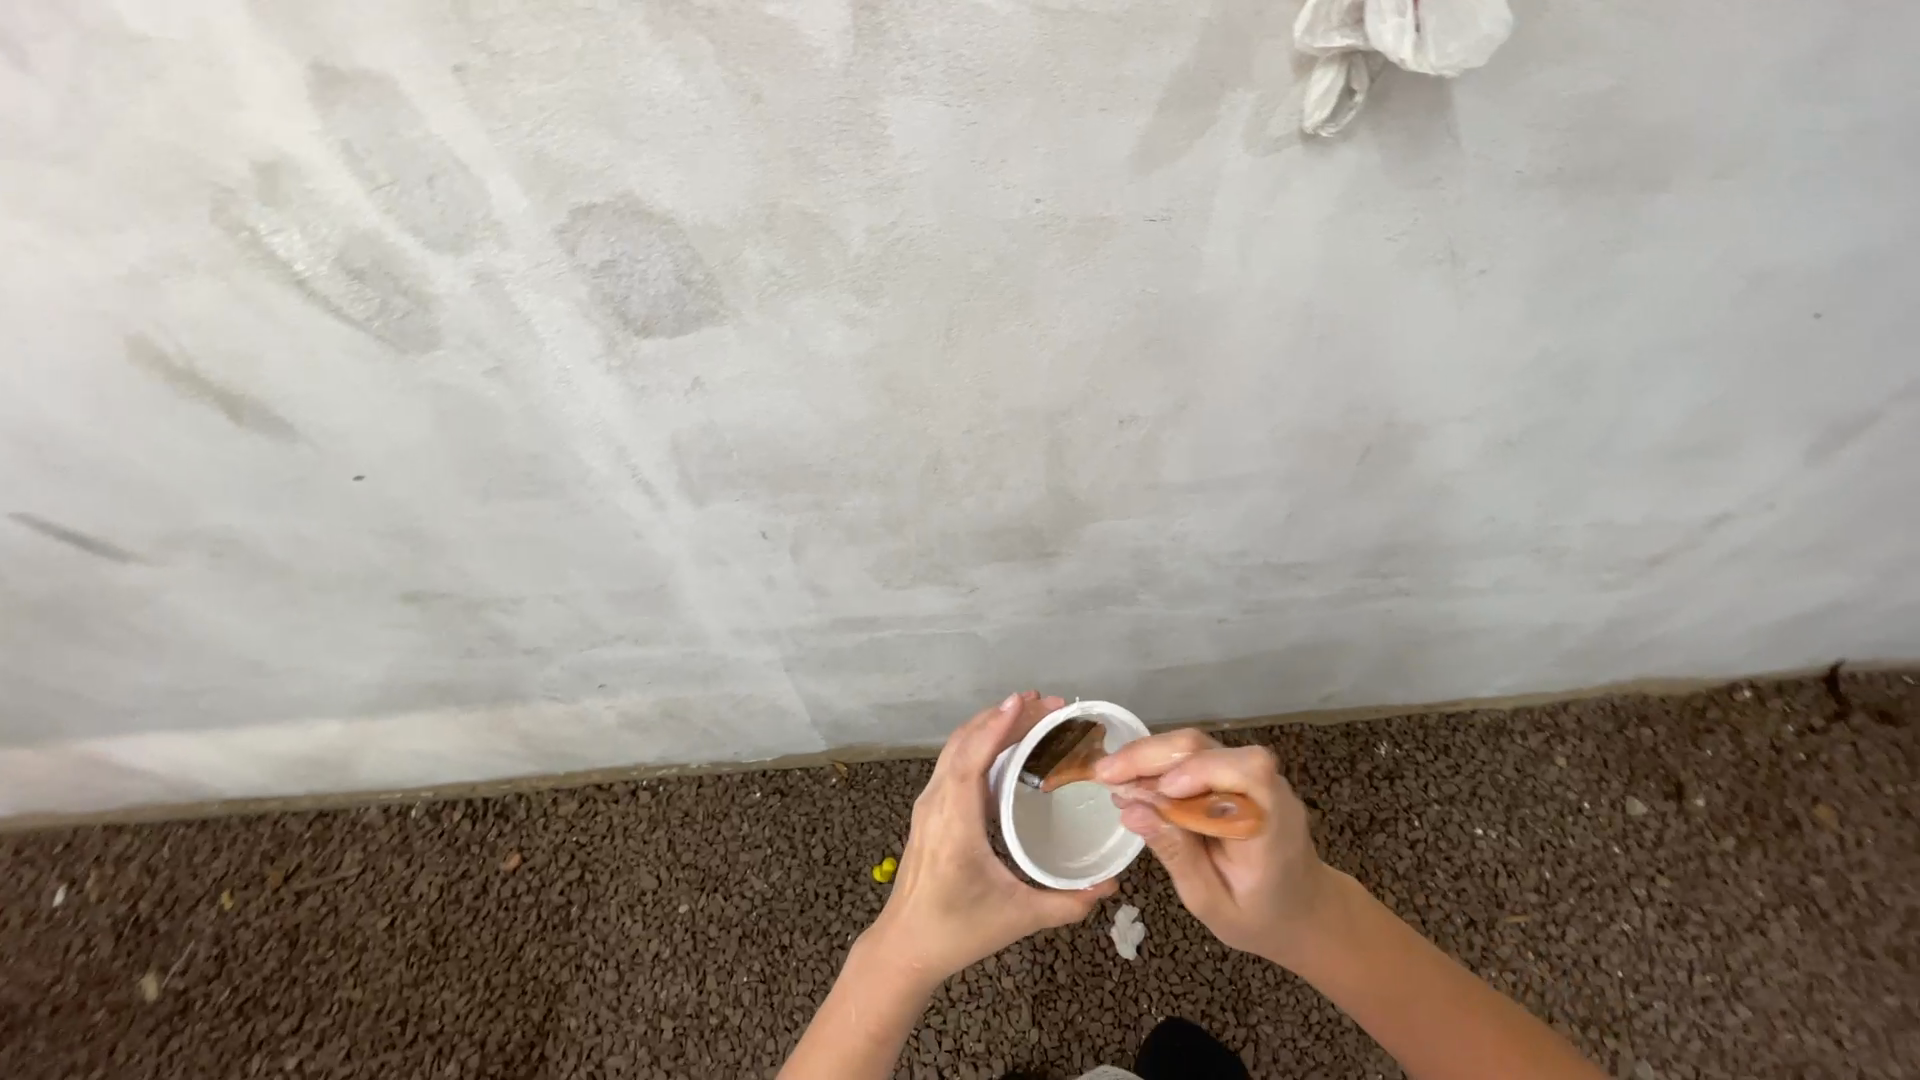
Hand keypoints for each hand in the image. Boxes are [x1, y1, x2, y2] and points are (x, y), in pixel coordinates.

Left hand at [865, 692, 1117, 988]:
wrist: (904, 946)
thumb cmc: (957, 930)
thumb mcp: (1018, 917)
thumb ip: (1067, 902)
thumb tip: (1111, 884)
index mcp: (954, 822)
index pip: (971, 758)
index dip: (997, 726)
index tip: (1025, 701)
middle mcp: (936, 803)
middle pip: (964, 742)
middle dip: (1002, 716)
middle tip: (1046, 705)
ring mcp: (928, 804)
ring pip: (956, 748)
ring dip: (989, 725)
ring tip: (1028, 714)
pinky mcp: (929, 810)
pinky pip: (953, 763)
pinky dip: (979, 743)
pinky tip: (1004, 747)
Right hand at [1096, 729, 1333, 965]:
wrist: (1305, 911)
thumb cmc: (1261, 917)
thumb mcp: (1213, 903)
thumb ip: (1177, 855)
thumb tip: (1132, 811)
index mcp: (1271, 824)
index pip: (1248, 771)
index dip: (1203, 770)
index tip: (1162, 791)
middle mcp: (1265, 788)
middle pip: (1207, 749)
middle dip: (1151, 756)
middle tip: (1104, 775)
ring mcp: (1250, 776)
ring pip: (1194, 746)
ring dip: (1148, 757)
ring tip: (1110, 777)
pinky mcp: (1234, 773)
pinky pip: (1193, 757)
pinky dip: (1158, 764)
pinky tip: (1132, 781)